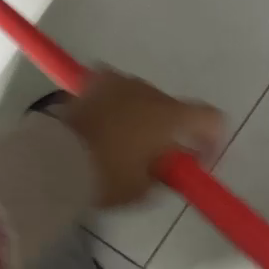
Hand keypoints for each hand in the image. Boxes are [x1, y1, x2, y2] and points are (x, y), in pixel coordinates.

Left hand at [54, 71, 224, 207]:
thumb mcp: (145, 188)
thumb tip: (171, 165)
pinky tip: (105, 123)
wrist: (57, 157)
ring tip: (123, 142)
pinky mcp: (94, 80)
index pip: (209, 117)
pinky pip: (115, 90)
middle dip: (169, 129)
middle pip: (172, 108)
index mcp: (168, 116)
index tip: (200, 158)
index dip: (211, 137)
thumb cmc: (107, 176)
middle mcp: (148, 91)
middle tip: (155, 158)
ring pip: (142, 98)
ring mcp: (119, 81)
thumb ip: (166, 172)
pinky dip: (116, 103)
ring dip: (141, 115)